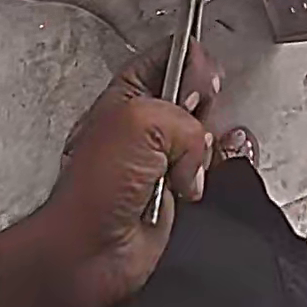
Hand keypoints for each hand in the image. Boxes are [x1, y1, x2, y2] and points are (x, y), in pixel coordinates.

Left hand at [24, 42, 222, 306]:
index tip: (196, 86)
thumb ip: (185, 116)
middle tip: (190, 122)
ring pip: (210, 128)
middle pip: (200, 90)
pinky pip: (214, 164)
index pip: (175, 54)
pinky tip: (195, 180)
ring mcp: (166, 151)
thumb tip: (201, 138)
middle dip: (203, 107)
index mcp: (132, 89)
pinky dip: (215, 168)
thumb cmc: (96, 187)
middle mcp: (150, 116)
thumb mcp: (141, 123)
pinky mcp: (181, 183)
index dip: (193, 63)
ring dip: (207, 146)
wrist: (91, 251)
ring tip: (186, 165)